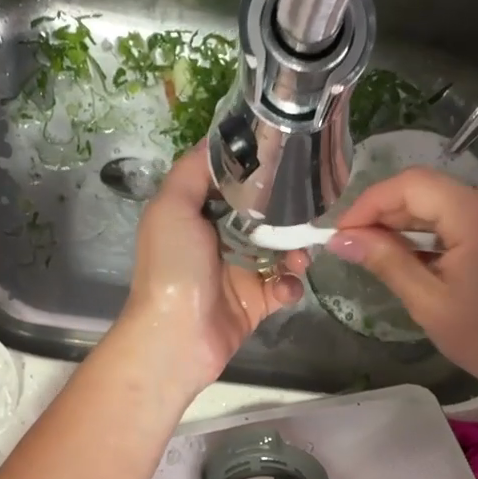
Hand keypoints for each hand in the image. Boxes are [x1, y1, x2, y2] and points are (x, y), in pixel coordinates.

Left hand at [118, 148, 302, 391]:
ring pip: (279, 250)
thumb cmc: (171, 267)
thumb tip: (220, 140)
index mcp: (195, 214)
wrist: (175, 338)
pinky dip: (290, 285)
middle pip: (262, 215)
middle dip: (286, 212)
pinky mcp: (255, 302)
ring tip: (300, 257)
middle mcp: (218, 239)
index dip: (258, 171)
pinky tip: (286, 288)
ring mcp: (238, 272)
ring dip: (295, 250)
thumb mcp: (172, 206)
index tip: (287, 157)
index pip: (232, 183)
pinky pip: (283, 286)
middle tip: (306, 212)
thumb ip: (194, 170)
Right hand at [327, 168, 477, 395]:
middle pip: (430, 189)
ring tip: (376, 249)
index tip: (342, 231)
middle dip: (387, 212)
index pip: (413, 185)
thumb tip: (341, 241)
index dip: (371, 202)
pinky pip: (463, 217)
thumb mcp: (427, 301)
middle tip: (353, 243)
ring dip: (408, 221)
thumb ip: (385, 261)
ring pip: (445, 202)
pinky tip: (412, 254)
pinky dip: (434, 230)